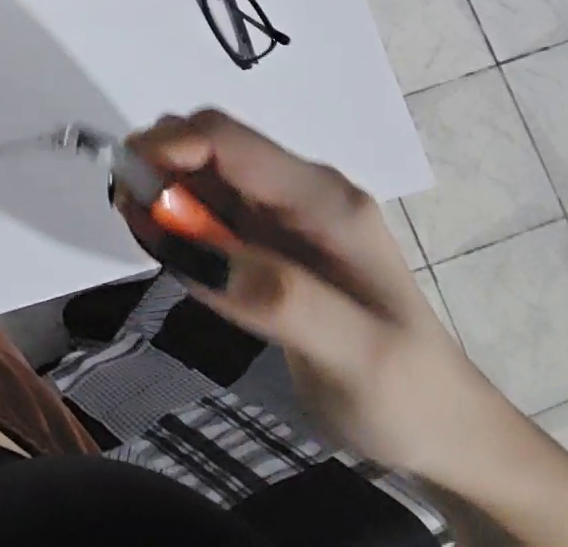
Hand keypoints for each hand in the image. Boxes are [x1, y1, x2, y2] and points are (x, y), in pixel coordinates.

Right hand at [119, 110, 500, 476]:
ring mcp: (279, 213)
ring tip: (153, 244)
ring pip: (194, 171)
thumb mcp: (351, 352)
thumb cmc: (403, 392)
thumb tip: (195, 249)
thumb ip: (277, 295)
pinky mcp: (261, 237)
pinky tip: (173, 254)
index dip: (166, 148)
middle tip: (136, 223)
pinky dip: (170, 217)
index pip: (224, 139)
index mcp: (323, 201)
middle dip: (154, 169)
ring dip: (157, 194)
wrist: (440, 429)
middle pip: (202, 145)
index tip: (127, 194)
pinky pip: (199, 205)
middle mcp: (297, 191)